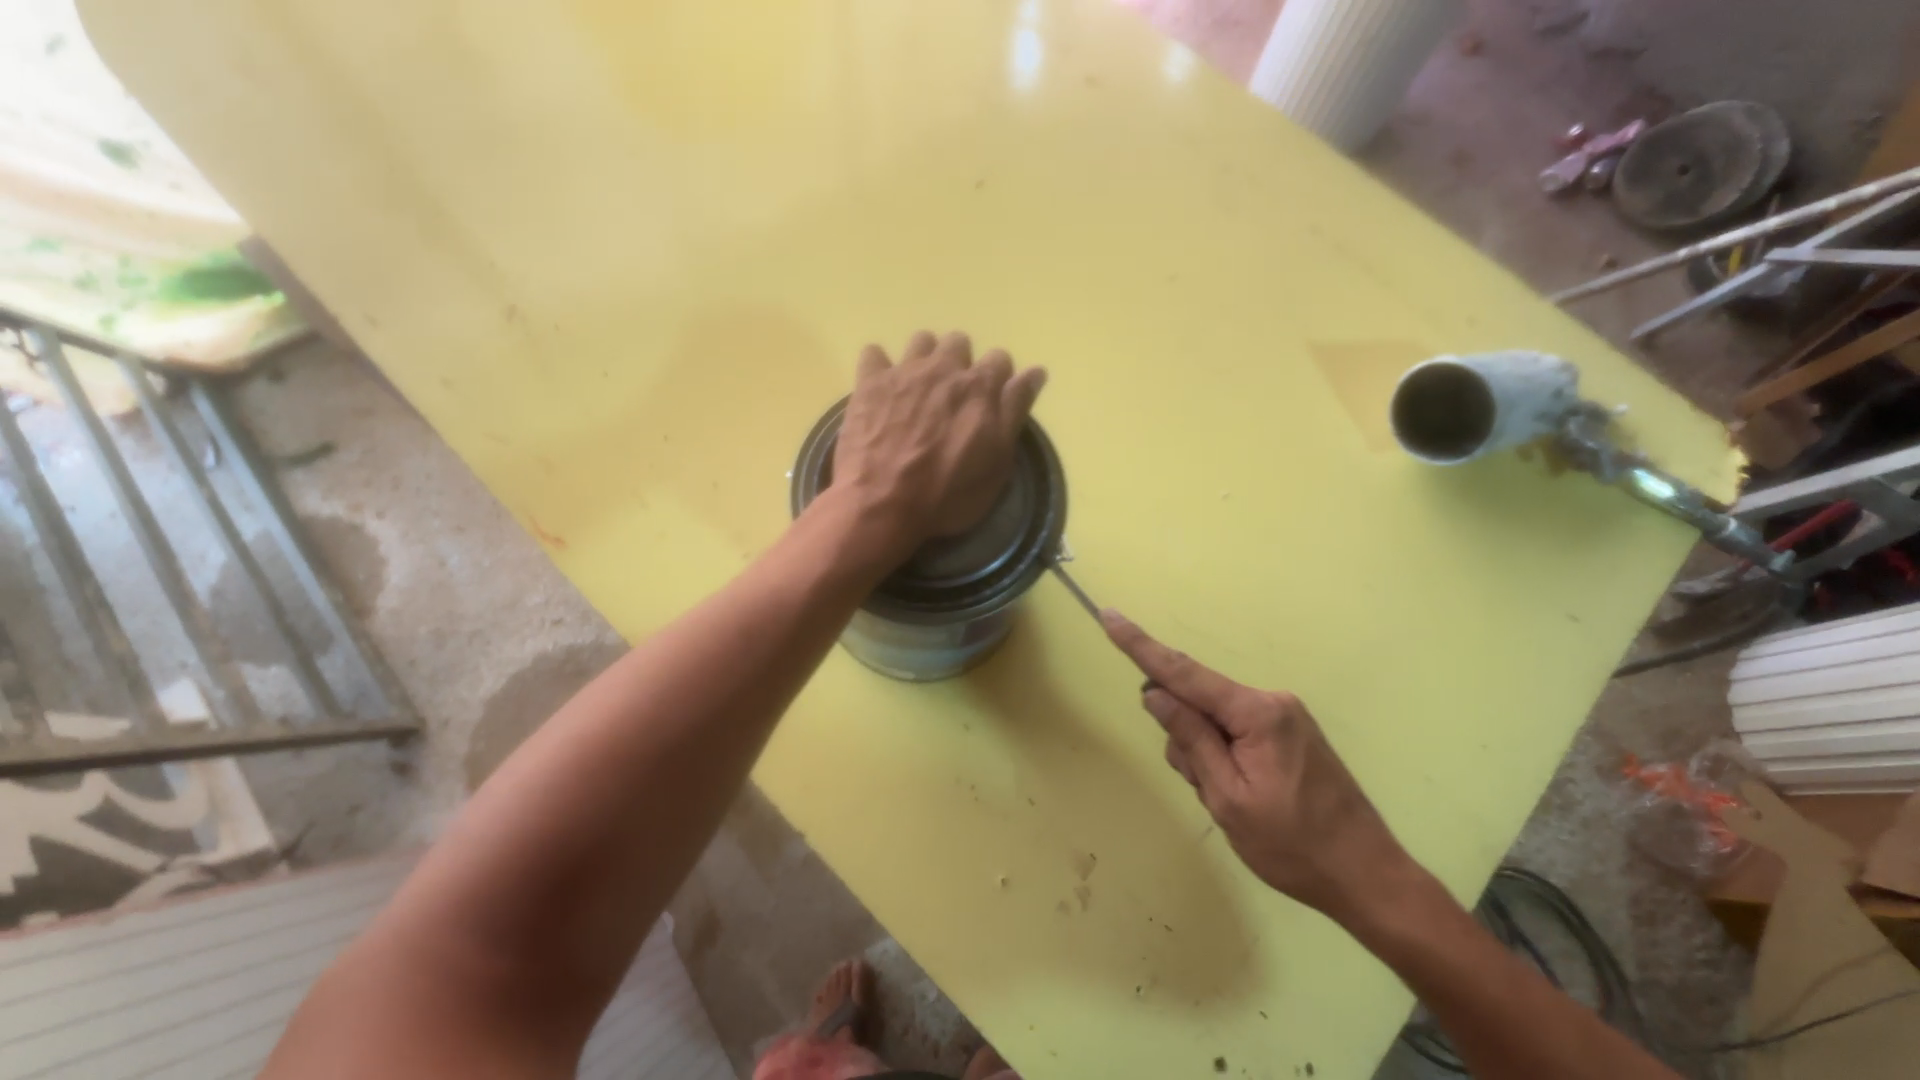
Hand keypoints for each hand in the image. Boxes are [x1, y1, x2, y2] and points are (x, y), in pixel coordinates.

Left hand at [832, 331, 1046, 548]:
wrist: (883, 504)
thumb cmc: (948, 494)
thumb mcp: (998, 462)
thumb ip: (1015, 411)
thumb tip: (1036, 372)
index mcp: (979, 387)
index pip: (1000, 360)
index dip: (997, 379)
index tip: (989, 401)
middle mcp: (944, 369)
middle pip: (959, 343)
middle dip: (960, 363)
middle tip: (952, 397)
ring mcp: (904, 372)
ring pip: (921, 341)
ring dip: (924, 358)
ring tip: (918, 388)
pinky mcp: (869, 383)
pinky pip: (874, 353)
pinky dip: (879, 366)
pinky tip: (881, 389)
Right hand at [1101, 611, 1416, 922]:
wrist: (1367, 876)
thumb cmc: (1294, 846)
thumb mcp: (1228, 798)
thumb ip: (1191, 741)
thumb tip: (1156, 694)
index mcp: (1258, 714)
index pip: (1184, 674)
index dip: (1141, 647)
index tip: (1109, 616)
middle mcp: (1272, 703)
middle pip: (1198, 704)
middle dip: (1186, 741)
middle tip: (1208, 790)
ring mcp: (1284, 719)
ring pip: (1215, 724)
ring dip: (1208, 759)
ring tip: (1236, 804)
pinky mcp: (1289, 737)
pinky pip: (1236, 734)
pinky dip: (1225, 761)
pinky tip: (1247, 798)